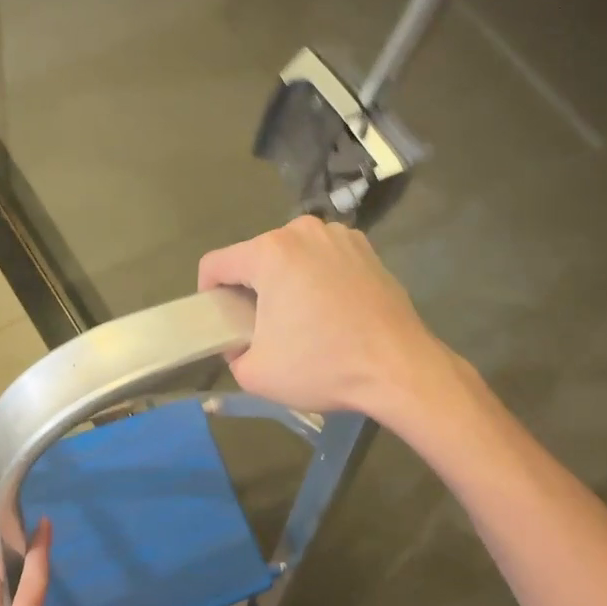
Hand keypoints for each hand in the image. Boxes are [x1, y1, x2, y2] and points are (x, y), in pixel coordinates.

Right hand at [198, 215, 455, 416]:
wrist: (398, 368)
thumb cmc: (322, 366)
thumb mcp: (254, 374)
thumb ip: (231, 353)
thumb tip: (240, 342)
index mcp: (270, 252)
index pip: (215, 263)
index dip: (208, 295)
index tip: (222, 323)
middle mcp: (303, 231)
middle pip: (255, 257)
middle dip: (251, 288)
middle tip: (262, 328)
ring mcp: (340, 236)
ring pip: (292, 256)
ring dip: (286, 282)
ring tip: (300, 320)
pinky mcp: (367, 250)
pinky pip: (324, 260)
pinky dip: (318, 280)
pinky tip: (330, 313)